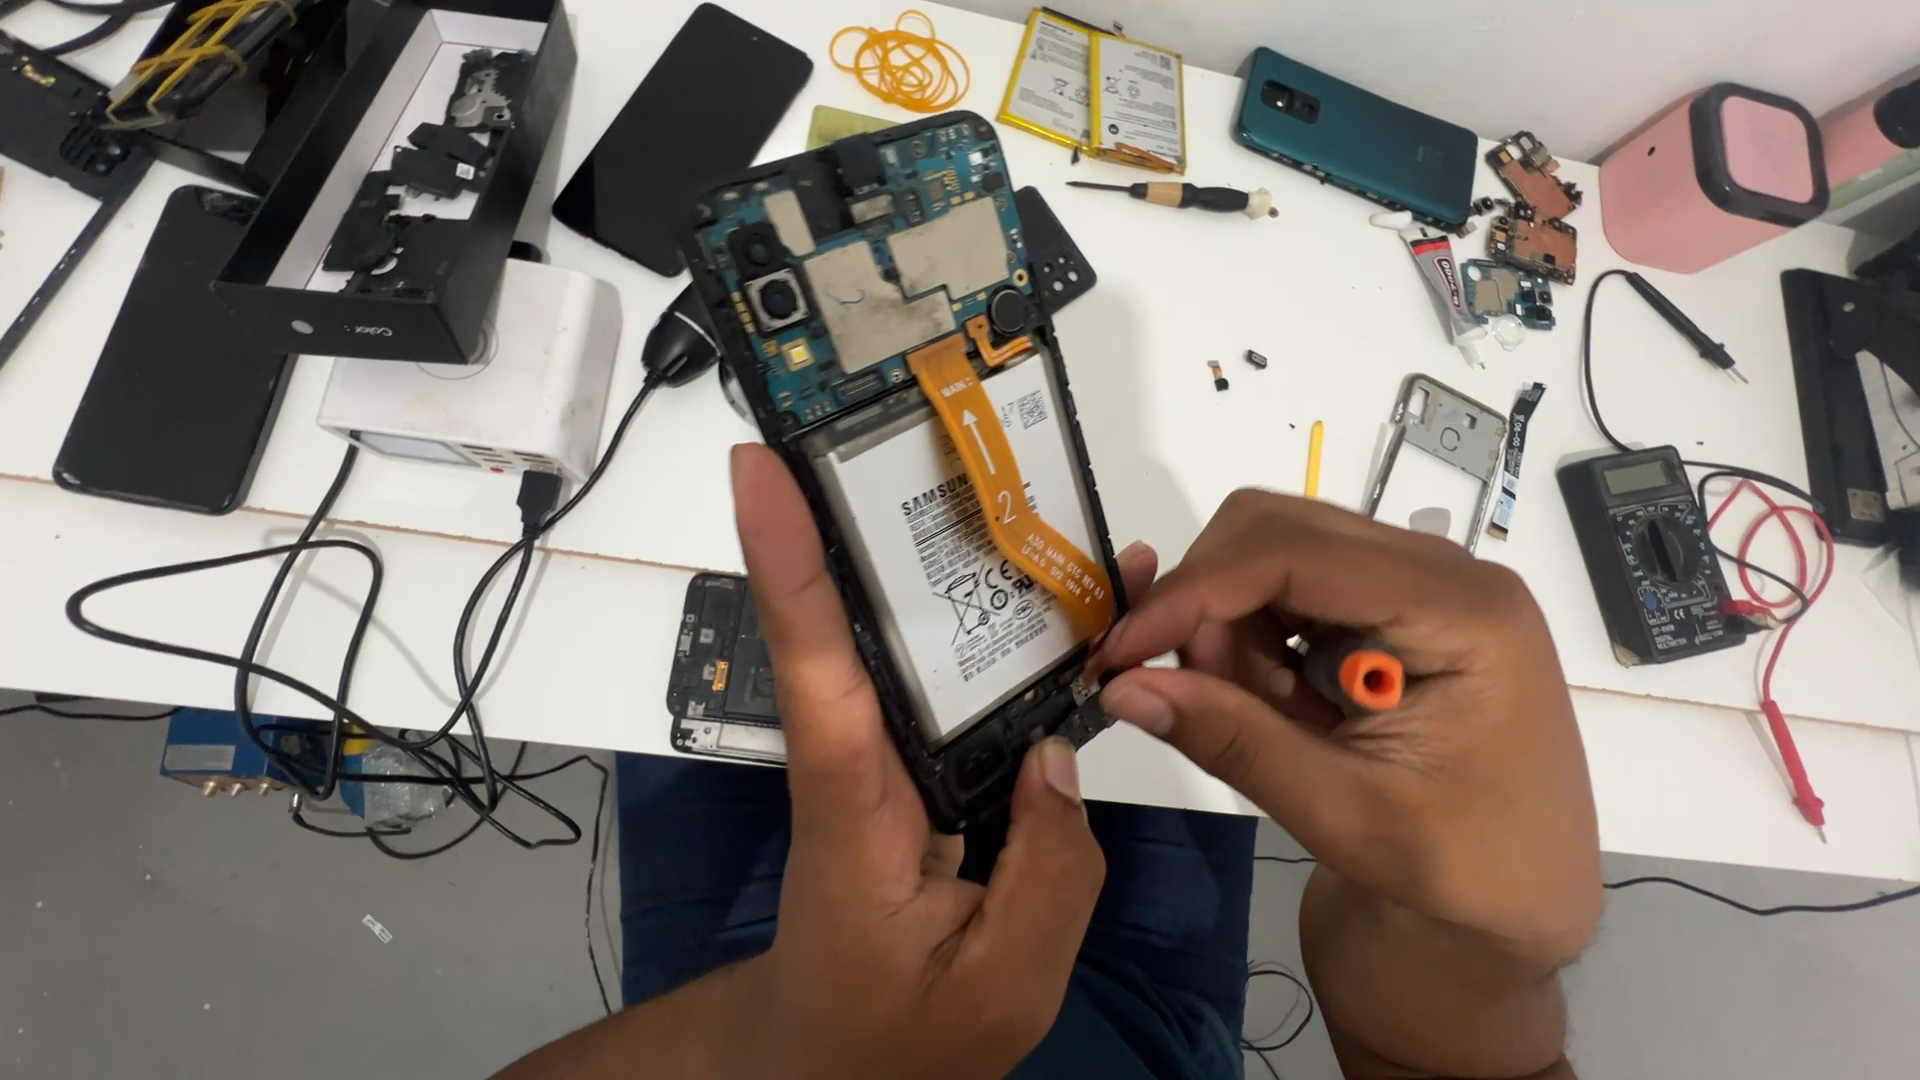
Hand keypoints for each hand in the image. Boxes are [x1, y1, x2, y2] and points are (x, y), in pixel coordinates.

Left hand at [721, 445, 1154, 1078]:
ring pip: (933, 652)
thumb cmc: (896, 1033)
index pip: (813, 671)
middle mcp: (862, 757)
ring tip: (1084, 548)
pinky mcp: (926, 764)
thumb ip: (1049, 874)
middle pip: (868, 628)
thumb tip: (1056, 756)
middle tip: (948, 451)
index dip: (787, 563)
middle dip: (898, 532)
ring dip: (995, 590)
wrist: (841, 1057)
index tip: (759, 468)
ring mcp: (895, 755)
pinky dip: (1025, 653)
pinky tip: (1090, 629)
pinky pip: (973, 692)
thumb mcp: (1000, 987)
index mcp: (853, 808)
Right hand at [1092, 490, 1600, 965]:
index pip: (1294, 554)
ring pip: (1262, 553)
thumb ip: (1229, 739)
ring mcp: (1407, 582)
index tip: (1123, 652)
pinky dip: (1245, 638)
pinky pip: (1275, 588)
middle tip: (1202, 693)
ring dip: (1226, 629)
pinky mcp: (1378, 604)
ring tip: (1259, 715)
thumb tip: (1120, 688)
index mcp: (1460, 610)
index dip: (1194, 592)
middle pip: (1271, 531)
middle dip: (1209, 606)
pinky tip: (1277, 703)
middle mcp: (1437, 571)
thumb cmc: (1457, 869)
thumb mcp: (1342, 813)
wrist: (1508, 898)